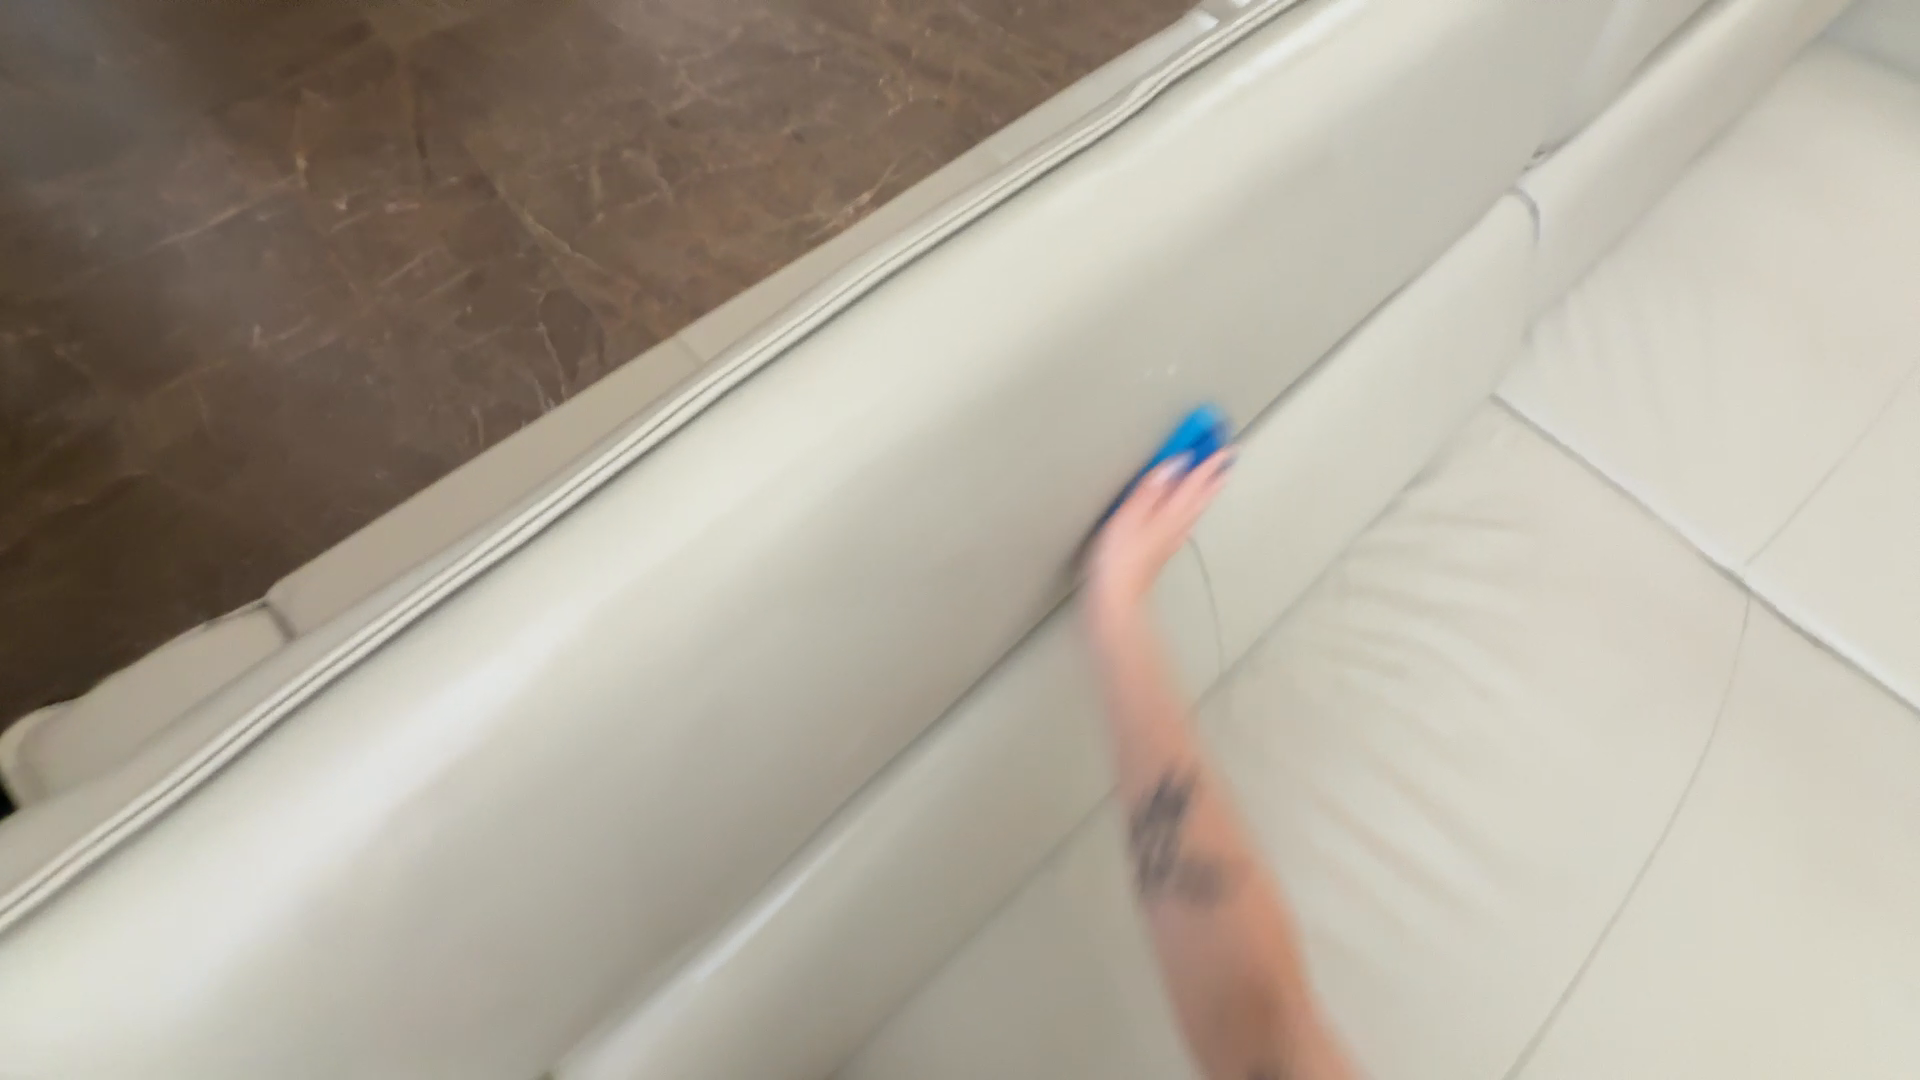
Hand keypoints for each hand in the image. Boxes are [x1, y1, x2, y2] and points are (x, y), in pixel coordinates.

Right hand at [1087, 451, 1231, 621]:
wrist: (1118, 596)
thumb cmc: (1119, 558)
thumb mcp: (1129, 515)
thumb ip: (1152, 488)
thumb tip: (1175, 463)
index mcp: (1170, 513)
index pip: (1195, 481)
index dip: (1208, 461)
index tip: (1222, 445)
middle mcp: (1177, 524)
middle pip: (1202, 495)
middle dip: (1215, 475)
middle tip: (1228, 458)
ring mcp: (1172, 538)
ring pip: (1197, 509)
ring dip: (1208, 490)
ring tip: (1216, 478)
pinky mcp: (1164, 549)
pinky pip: (1187, 520)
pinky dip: (1194, 508)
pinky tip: (1190, 512)